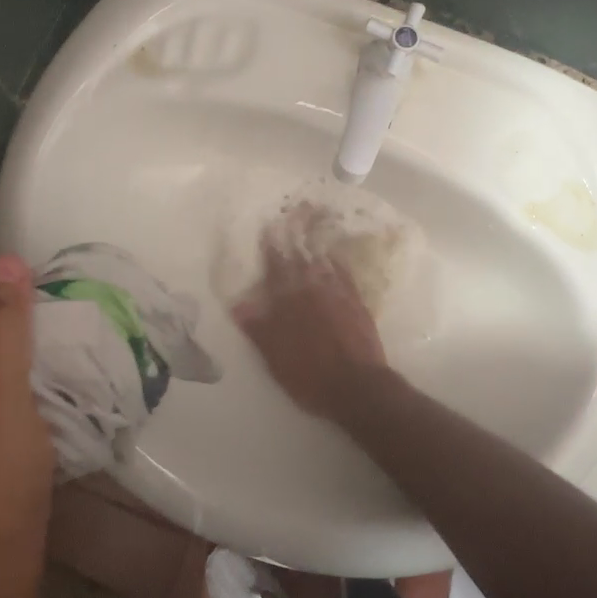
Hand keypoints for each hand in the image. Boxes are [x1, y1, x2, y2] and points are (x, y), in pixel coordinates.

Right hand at [232, 217, 391, 420]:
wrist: (357, 386)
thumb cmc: (309, 374)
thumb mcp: (274, 356)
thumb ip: (258, 327)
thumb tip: (239, 303)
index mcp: (290, 300)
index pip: (277, 266)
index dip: (271, 246)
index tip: (268, 225)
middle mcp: (313, 289)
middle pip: (301, 257)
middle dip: (295, 235)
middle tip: (295, 211)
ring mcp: (338, 294)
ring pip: (324, 261)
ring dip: (316, 243)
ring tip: (313, 224)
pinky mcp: (358, 303)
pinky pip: (345, 274)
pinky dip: (337, 261)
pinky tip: (335, 255)